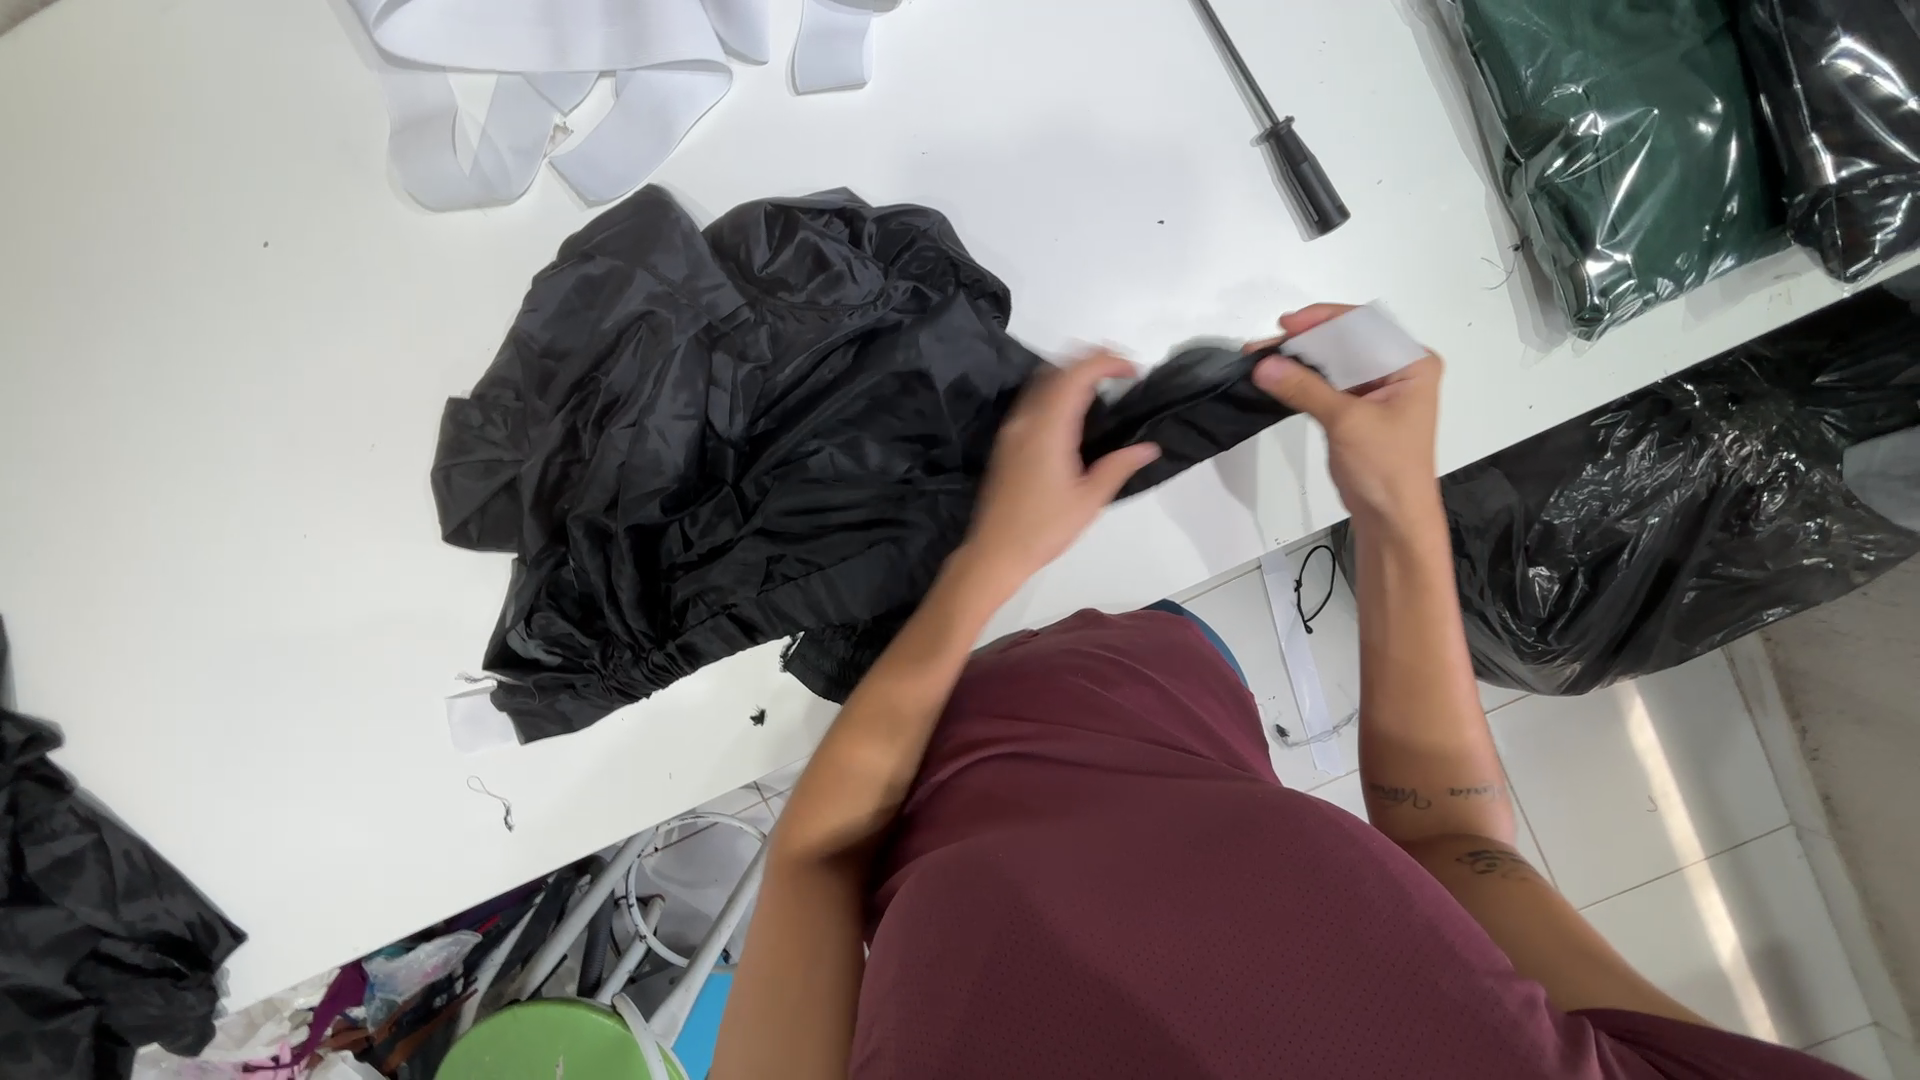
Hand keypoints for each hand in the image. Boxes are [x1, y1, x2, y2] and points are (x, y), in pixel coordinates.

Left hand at [961, 350, 1161, 591]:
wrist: (995, 551)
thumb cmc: (1043, 529)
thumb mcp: (1089, 500)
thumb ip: (1118, 467)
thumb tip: (1148, 447)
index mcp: (1048, 430)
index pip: (1077, 375)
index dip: (1107, 361)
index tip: (1133, 370)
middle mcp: (1025, 421)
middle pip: (1056, 369)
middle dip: (1090, 361)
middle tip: (1121, 372)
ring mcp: (1011, 430)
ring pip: (1041, 383)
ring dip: (1071, 375)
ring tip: (1102, 387)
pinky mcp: (1005, 443)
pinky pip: (1031, 401)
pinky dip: (1055, 392)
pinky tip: (1073, 413)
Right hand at [1251, 304, 1443, 522]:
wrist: (1391, 516)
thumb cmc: (1385, 467)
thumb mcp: (1347, 422)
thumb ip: (1305, 389)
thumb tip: (1263, 365)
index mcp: (1411, 362)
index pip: (1365, 327)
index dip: (1324, 321)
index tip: (1286, 325)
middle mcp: (1396, 369)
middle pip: (1345, 342)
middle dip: (1304, 342)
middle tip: (1263, 345)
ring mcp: (1375, 390)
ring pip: (1331, 363)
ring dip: (1297, 362)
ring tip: (1260, 359)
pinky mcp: (1355, 409)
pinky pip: (1325, 384)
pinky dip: (1301, 381)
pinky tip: (1275, 378)